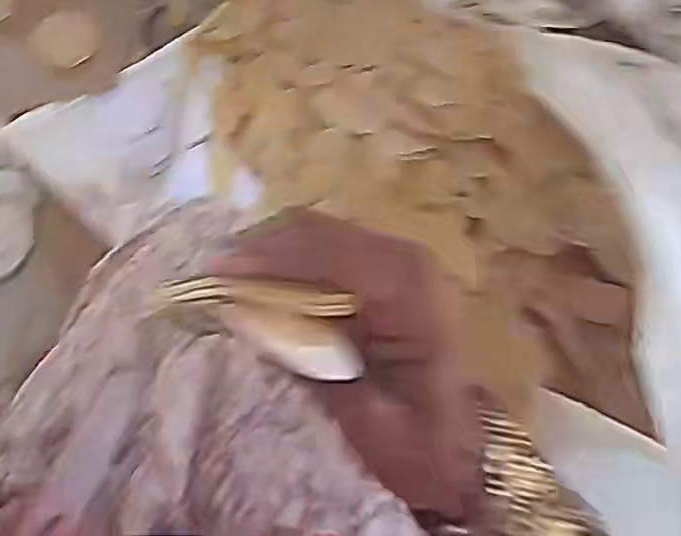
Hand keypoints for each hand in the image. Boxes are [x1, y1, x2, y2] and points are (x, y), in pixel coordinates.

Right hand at [214, 210, 482, 519]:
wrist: (465, 450)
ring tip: (229, 274)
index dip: (271, 257)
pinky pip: (323, 245)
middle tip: (215, 273)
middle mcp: (404, 256)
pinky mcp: (382, 264)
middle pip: (318, 230)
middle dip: (262, 246)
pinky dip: (287, 257)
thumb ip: (310, 364)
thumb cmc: (422, 445)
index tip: (221, 271)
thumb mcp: (369, 420)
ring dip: (270, 248)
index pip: (329, 252)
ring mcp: (395, 255)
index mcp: (410, 287)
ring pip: (317, 231)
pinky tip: (261, 277)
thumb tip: (245, 317)